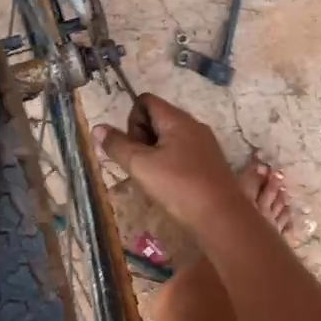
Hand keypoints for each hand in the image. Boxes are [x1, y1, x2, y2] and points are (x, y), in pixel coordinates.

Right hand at [94, 95, 253, 231]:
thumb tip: (97, 128)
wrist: (222, 219)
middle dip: (140, 139)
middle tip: (139, 165)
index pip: (145, 101)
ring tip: (151, 179)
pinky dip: (168, 165)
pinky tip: (168, 187)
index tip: (132, 147)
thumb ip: (117, 146)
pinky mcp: (210, 164)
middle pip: (156, 119)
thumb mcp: (141, 166)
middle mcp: (193, 126)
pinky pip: (181, 154)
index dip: (131, 121)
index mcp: (177, 120)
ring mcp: (204, 145)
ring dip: (152, 154)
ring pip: (168, 138)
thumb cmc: (179, 187)